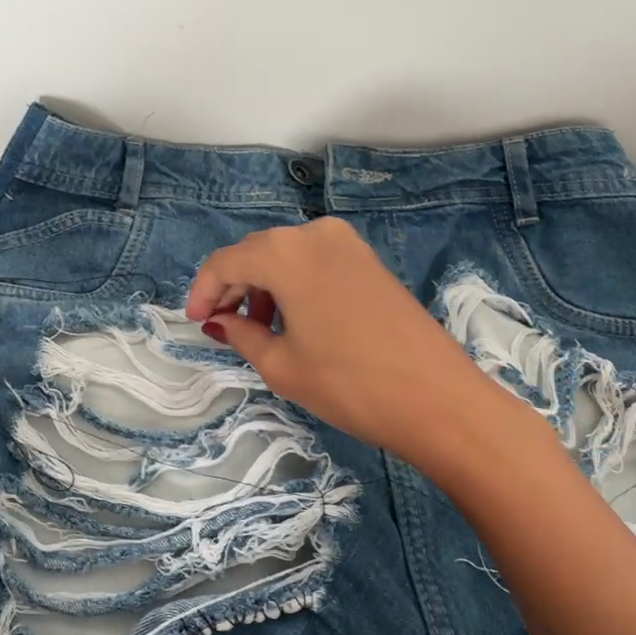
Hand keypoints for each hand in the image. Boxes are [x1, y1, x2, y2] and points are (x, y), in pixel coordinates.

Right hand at [185, 218, 501, 469]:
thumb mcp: (282, 365)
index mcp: (284, 251)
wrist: (442, 401)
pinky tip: (294, 319)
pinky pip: (314, 261)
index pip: (226, 262)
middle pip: (255, 253)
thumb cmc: (351, 383)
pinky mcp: (369, 260)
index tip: (194, 322)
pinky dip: (294, 283)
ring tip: (258, 328)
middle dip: (232, 286)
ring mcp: (347, 243)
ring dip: (263, 285)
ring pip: (285, 255)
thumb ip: (241, 334)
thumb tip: (218, 321)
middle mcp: (313, 233)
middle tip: (220, 324)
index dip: (203, 291)